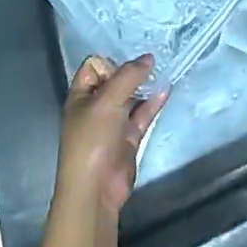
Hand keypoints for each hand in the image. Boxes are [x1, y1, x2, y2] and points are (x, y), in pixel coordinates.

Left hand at [53, 55, 168, 215]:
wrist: (95, 189)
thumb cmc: (92, 138)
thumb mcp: (107, 101)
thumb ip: (128, 76)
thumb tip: (148, 58)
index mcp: (81, 95)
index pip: (94, 66)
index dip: (110, 61)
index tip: (130, 60)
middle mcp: (95, 106)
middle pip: (114, 81)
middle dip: (132, 71)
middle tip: (153, 59)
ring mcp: (113, 123)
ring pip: (130, 97)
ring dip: (144, 86)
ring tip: (163, 70)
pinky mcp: (128, 138)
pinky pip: (142, 114)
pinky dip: (153, 103)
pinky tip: (165, 89)